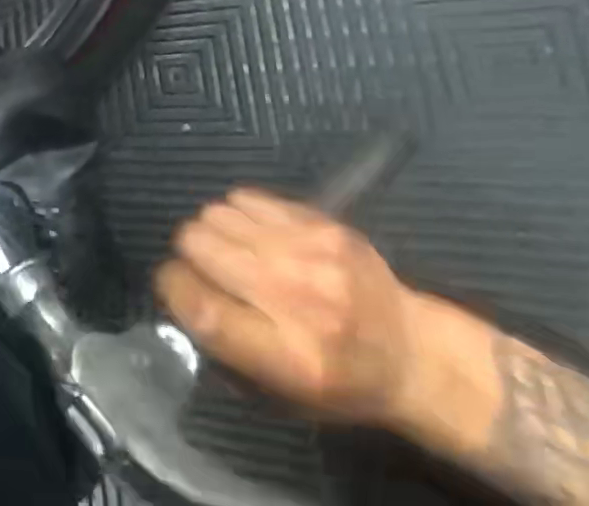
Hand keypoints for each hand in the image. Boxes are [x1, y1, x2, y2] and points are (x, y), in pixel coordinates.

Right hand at [153, 188, 423, 426]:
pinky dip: (239, 213)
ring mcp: (312, 253)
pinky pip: (246, 197)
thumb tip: (176, 287)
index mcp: (285, 353)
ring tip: (235, 249)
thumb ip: (221, 340)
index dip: (172, 285)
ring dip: (214, 230)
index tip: (173, 283)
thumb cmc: (340, 381)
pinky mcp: (323, 224)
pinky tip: (256, 233)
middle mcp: (296, 297)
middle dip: (191, 253)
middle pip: (198, 244)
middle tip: (208, 267)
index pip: (198, 301)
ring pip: (216, 213)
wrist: (416, 353)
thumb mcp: (279, 390)